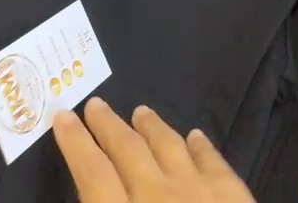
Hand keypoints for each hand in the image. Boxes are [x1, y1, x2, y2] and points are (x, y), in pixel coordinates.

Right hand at [53, 97, 255, 202]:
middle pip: (128, 150)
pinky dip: (199, 145)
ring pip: (170, 145)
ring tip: (141, 112)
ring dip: (152, 127)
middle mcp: (157, 195)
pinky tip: (194, 135)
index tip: (63, 116)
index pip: (92, 173)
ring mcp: (199, 191)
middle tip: (96, 105)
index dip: (75, 143)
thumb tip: (92, 199)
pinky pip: (212, 159)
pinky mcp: (234, 195)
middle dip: (108, 125)